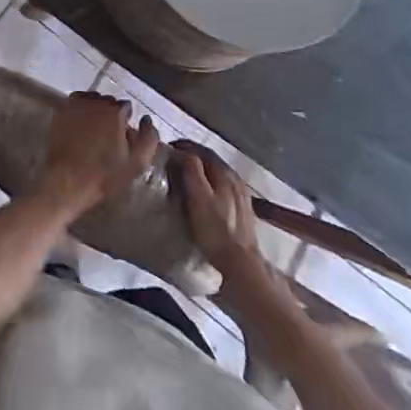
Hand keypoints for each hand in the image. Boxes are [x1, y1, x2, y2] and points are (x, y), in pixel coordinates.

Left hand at [33, 92, 158, 215]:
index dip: (127, 122)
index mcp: (115, 112)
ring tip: (95, 131)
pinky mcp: (61, 112)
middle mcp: (95, 103)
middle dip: (112, 115)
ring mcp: (76, 105)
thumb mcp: (136, 162)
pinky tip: (80, 126)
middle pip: (108, 101)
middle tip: (110, 136)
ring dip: (96, 110)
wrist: (68, 182)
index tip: (124, 137)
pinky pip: (75, 103)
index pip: (126, 107)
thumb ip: (149, 138)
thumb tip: (147, 120)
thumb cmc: (104, 175)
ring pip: (92, 100)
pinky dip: (80, 110)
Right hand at [177, 143, 260, 269]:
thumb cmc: (214, 231)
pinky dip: (211, 182)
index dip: (184, 146)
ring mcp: (241, 193)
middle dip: (192, 156)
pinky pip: (223, 186)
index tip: (168, 149)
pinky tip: (204, 192)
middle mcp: (235, 178)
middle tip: (173, 160)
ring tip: (185, 175)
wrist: (240, 262)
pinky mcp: (243, 208)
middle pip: (211, 160)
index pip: (202, 150)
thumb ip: (192, 171)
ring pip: (218, 172)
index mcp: (224, 173)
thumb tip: (184, 152)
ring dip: (202, 169)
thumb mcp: (198, 198)